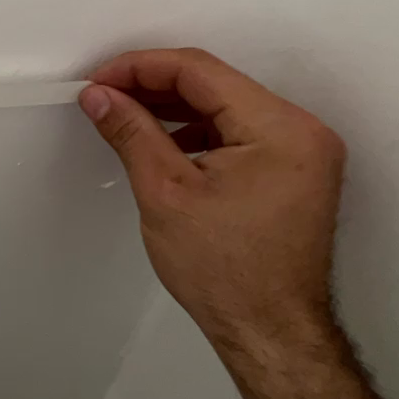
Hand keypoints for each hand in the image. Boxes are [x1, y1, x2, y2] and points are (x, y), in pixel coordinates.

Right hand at [78, 48, 346, 356]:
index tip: (98, 81)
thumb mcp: (163, 190)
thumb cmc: (224, 269)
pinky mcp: (290, 169)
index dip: (140, 67)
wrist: (268, 330)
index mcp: (279, 129)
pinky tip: (158, 141)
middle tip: (103, 96)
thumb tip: (100, 95)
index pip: (199, 71)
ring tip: (121, 115)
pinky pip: (235, 129)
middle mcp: (301, 131)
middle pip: (212, 83)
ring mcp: (300, 151)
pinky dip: (192, 127)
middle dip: (151, 85)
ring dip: (169, 105)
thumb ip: (130, 131)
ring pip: (222, 104)